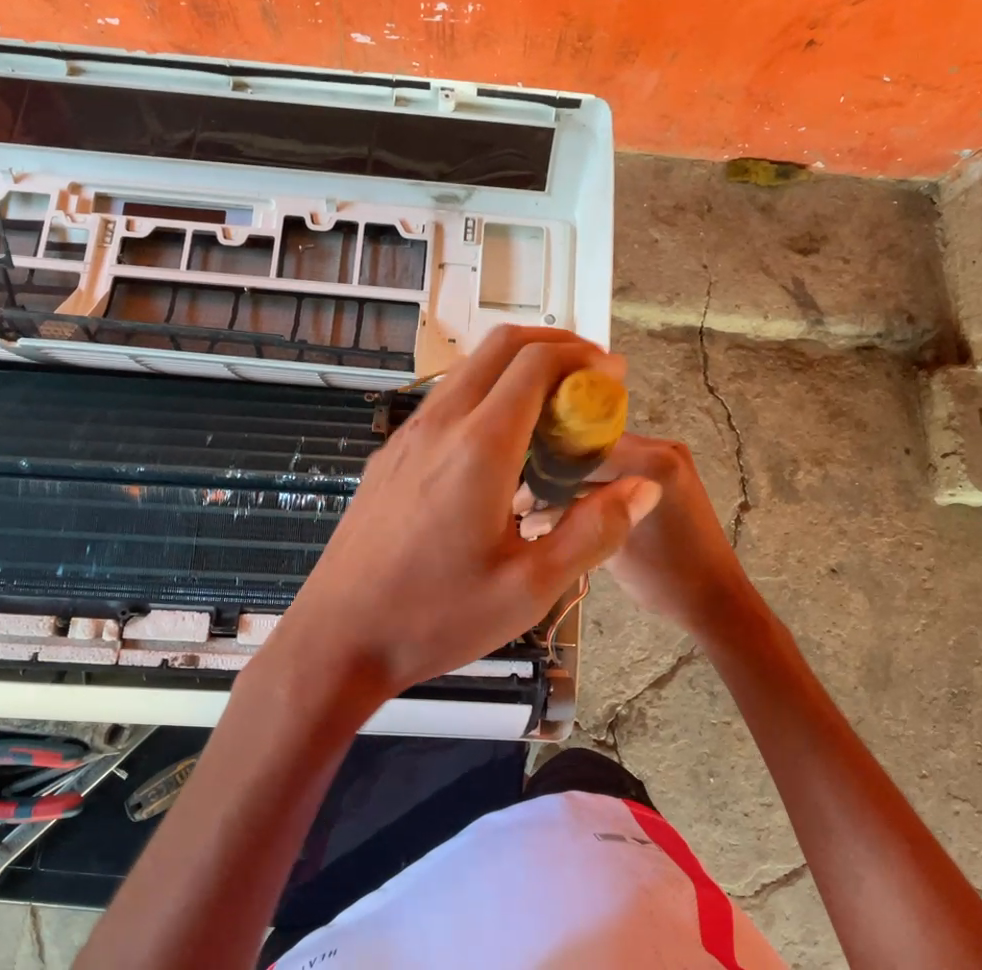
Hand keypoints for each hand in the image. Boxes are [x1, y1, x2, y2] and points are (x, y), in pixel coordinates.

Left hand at [266, 327, 664, 701]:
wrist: (339, 637)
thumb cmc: (434, 618)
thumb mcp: (530, 588)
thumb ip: (595, 532)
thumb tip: (642, 489)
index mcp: (479, 448)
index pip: (536, 364)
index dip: (583, 358)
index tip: (613, 377)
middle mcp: (440, 427)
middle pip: (500, 346)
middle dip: (553, 346)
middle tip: (589, 378)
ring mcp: (408, 438)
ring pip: (468, 370)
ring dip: (516, 369)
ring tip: (553, 410)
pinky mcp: (390, 457)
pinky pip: (444, 402)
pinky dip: (484, 396)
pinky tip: (501, 448)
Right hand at [518, 433, 748, 631]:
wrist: (715, 599)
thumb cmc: (664, 580)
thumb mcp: (608, 546)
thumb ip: (570, 515)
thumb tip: (523, 502)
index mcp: (651, 463)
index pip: (580, 448)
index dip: (543, 466)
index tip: (512, 488)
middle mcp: (661, 447)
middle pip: (590, 448)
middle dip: (554, 473)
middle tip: (519, 500)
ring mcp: (666, 456)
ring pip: (601, 458)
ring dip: (571, 479)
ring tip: (535, 506)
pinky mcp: (666, 470)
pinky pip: (619, 467)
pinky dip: (593, 484)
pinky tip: (565, 504)